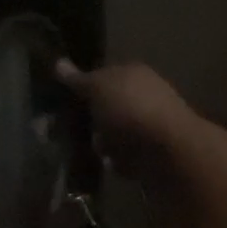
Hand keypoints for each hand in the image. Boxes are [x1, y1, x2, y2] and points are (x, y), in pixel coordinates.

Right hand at [54, 60, 197, 176]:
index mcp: (134, 73)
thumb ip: (78, 79)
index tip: (66, 102)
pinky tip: (113, 164)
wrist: (168, 151)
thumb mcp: (98, 88)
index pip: (104, 76)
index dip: (84, 88)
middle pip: (109, 107)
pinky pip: (127, 157)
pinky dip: (119, 161)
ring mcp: (150, 126)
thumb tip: (58, 63)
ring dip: (104, 144)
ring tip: (96, 150)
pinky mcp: (154, 153)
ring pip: (116, 134)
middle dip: (93, 120)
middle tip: (75, 130)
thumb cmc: (130, 110)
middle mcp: (144, 96)